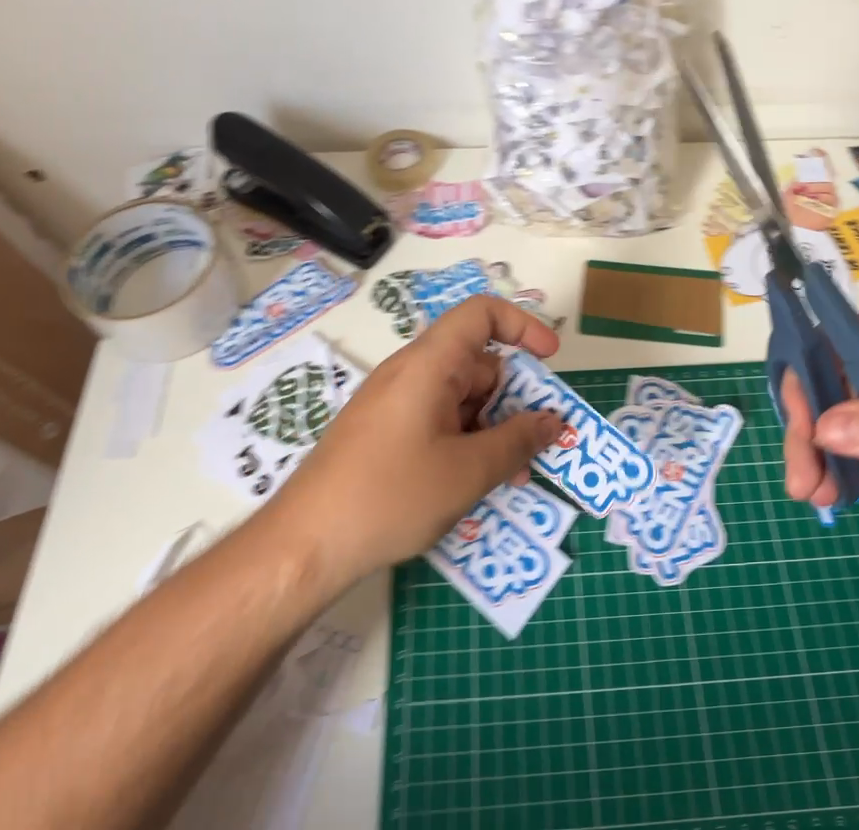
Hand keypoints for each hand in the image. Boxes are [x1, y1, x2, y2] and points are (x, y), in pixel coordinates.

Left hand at [274, 297, 563, 580]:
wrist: (306, 543)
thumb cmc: (390, 496)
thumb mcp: (467, 472)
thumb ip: (517, 442)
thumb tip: (551, 421)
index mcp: (428, 365)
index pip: (480, 315)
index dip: (521, 326)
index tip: (550, 360)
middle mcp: (410, 375)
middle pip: (477, 365)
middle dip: (514, 401)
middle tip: (537, 447)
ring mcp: (394, 405)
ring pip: (460, 400)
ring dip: (493, 431)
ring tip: (511, 478)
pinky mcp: (384, 434)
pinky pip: (438, 423)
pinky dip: (465, 445)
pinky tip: (475, 485)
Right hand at [782, 308, 858, 556]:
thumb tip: (825, 426)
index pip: (848, 338)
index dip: (816, 373)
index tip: (803, 424)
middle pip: (832, 380)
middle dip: (812, 430)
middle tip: (804, 482)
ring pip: (837, 417)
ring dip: (826, 458)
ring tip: (828, 501)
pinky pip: (856, 447)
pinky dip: (855, 475)